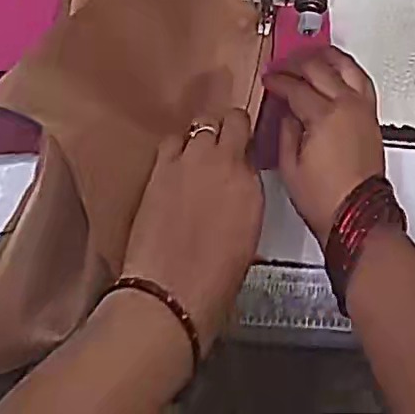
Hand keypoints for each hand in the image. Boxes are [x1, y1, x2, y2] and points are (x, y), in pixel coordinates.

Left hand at [120, 108, 263, 349]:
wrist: (170, 294)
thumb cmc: (214, 279)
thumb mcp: (248, 232)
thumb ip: (245, 194)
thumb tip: (239, 181)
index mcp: (251, 183)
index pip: (254, 142)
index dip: (246, 142)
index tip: (242, 149)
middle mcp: (225, 163)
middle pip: (230, 120)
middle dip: (229, 128)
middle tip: (223, 144)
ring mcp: (191, 161)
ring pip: (201, 124)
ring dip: (202, 135)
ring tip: (197, 154)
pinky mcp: (161, 168)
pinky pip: (172, 141)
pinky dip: (176, 147)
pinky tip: (175, 164)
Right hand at [265, 47, 384, 238]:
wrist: (357, 217)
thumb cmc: (326, 199)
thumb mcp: (289, 166)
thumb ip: (286, 129)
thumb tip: (286, 110)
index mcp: (324, 116)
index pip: (295, 86)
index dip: (278, 80)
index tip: (269, 79)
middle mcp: (346, 106)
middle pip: (319, 69)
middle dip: (296, 63)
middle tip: (283, 65)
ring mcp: (362, 109)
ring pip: (346, 66)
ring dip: (326, 56)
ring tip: (312, 54)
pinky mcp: (372, 116)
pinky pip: (361, 80)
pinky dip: (348, 69)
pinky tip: (340, 69)